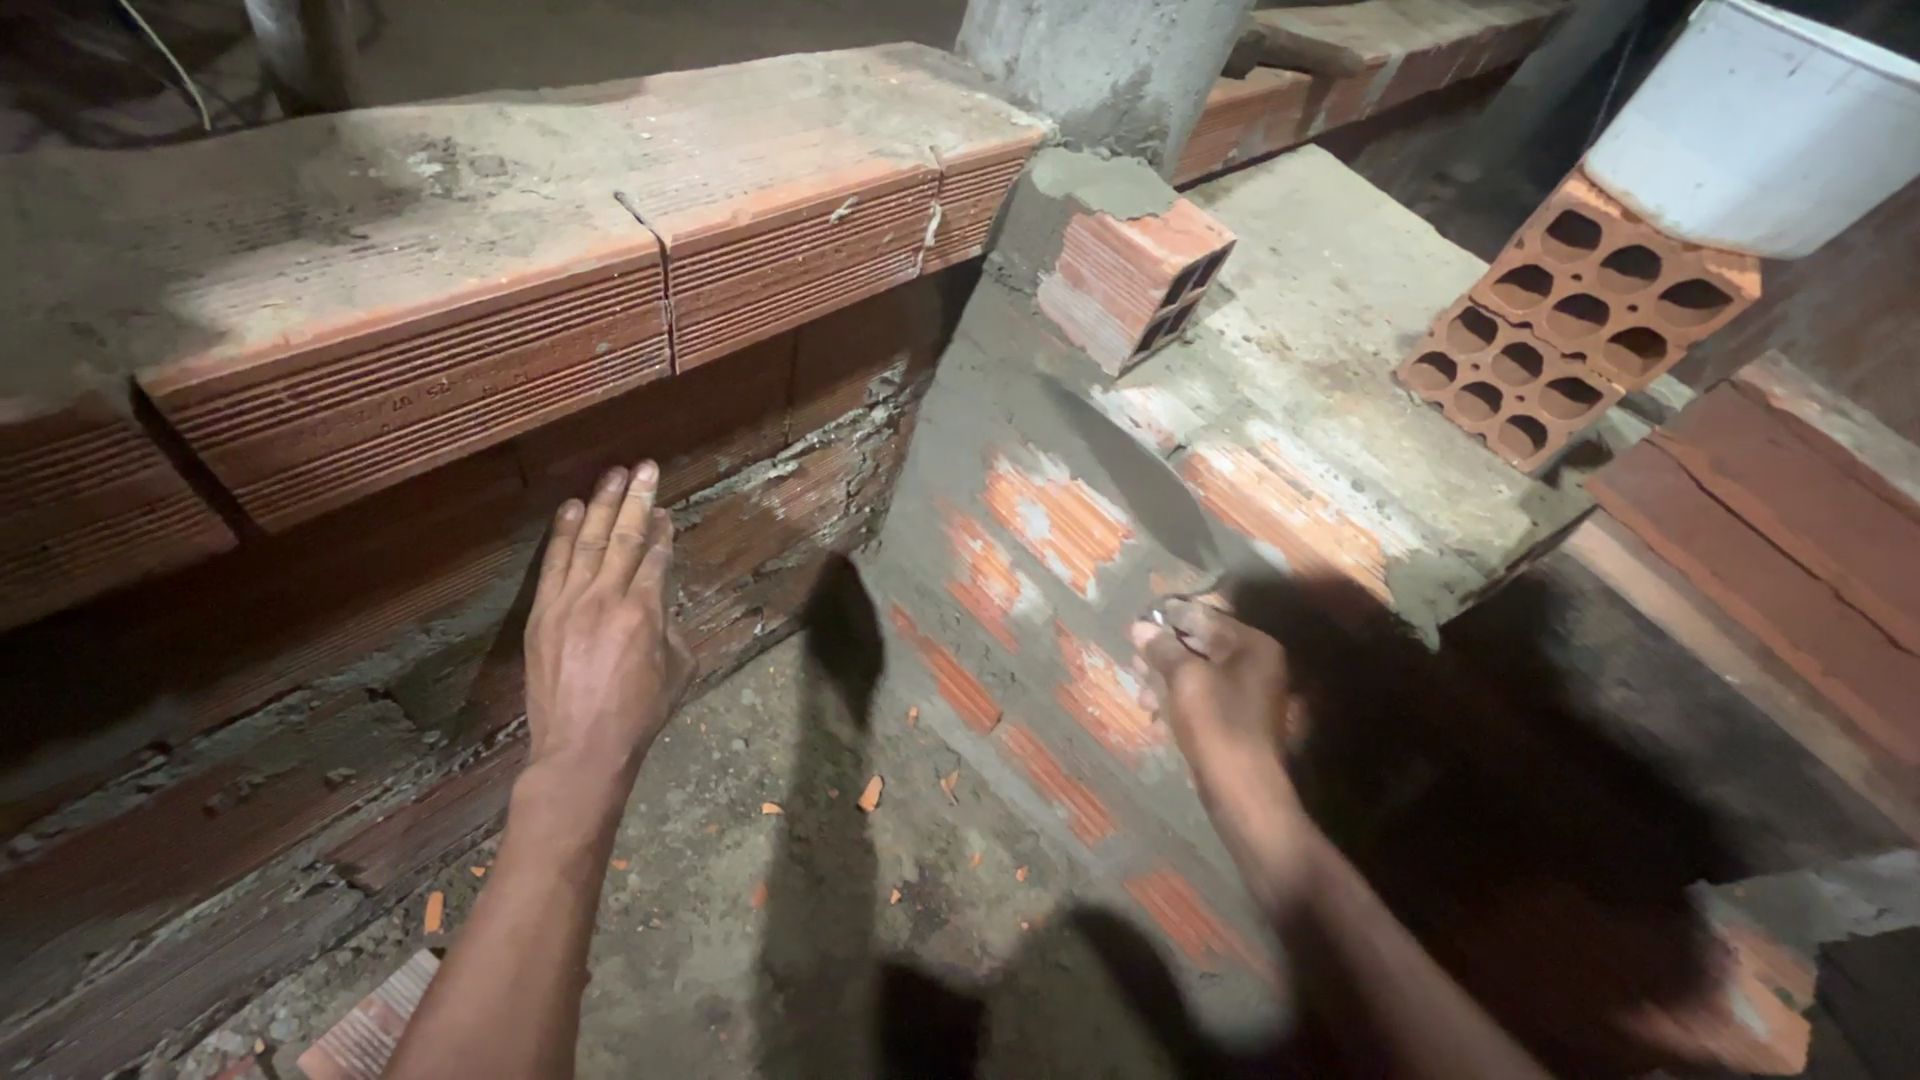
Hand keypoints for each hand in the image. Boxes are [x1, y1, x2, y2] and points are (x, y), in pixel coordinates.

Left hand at [523, 462, 694, 781]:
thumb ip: (672, 627)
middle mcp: (608, 598)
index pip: (656, 557)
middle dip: (638, 500)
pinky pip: (554, 564)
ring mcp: (570, 603)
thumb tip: (660, 603)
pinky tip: (572, 508)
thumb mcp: (679, 669)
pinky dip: (563, 533)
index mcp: (646, 612)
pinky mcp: (543, 614)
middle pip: (624, 538)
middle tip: (646, 468)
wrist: (581, 746)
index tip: (665, 511)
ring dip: (601, 504)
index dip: (662, 531)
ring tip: (613, 475)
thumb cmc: (641, 713)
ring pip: (589, 541)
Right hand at [1132, 599, 1319, 911]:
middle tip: (1134, 658)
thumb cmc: (1217, 724)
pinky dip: (1176, 700)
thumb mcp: (1184, 679)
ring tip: (1140, 692)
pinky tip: (1154, 712)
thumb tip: (1140, 627)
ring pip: (1197, 673)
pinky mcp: (1234, 720)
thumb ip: (1163, 648)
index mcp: (1253, 646)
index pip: (1207, 616)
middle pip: (1201, 644)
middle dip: (1164, 652)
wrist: (1242, 790)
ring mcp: (1247, 694)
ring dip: (1165, 678)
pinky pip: (1200, 697)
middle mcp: (1255, 665)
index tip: (1140, 618)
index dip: (1171, 616)